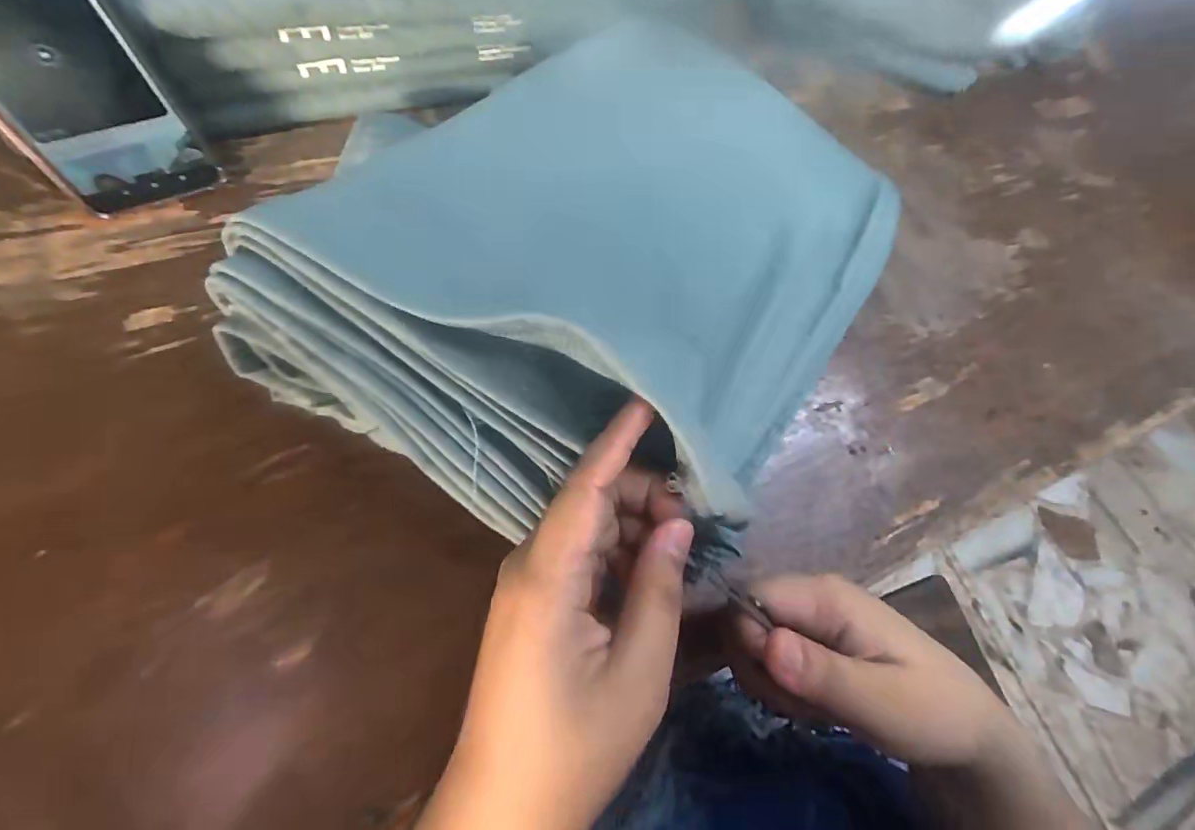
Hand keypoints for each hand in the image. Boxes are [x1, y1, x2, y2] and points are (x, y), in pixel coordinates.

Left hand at [418, 400, 695, 829]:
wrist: (503, 810)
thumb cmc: (575, 744)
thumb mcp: (638, 671)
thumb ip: (659, 588)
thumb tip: (677, 525)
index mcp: (547, 575)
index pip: (585, 488)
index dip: (617, 443)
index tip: (644, 405)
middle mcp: (528, 565)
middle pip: (588, 503)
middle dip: (642, 496)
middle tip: (691, 522)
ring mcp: (524, 584)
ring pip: (585, 527)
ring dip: (632, 526)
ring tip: (678, 545)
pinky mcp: (529, 603)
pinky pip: (576, 556)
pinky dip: (615, 552)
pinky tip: (648, 568)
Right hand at [730, 575, 1089, 829]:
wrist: (966, 731)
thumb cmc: (933, 712)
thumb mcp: (884, 704)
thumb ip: (824, 675)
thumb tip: (768, 643)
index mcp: (828, 595)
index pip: (752, 594)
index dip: (748, 640)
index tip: (775, 684)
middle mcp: (814, 595)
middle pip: (746, 616)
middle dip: (758, 667)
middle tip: (799, 704)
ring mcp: (813, 618)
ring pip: (755, 641)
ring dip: (770, 683)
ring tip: (815, 709)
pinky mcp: (812, 641)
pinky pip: (771, 659)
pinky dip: (781, 689)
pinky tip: (814, 707)